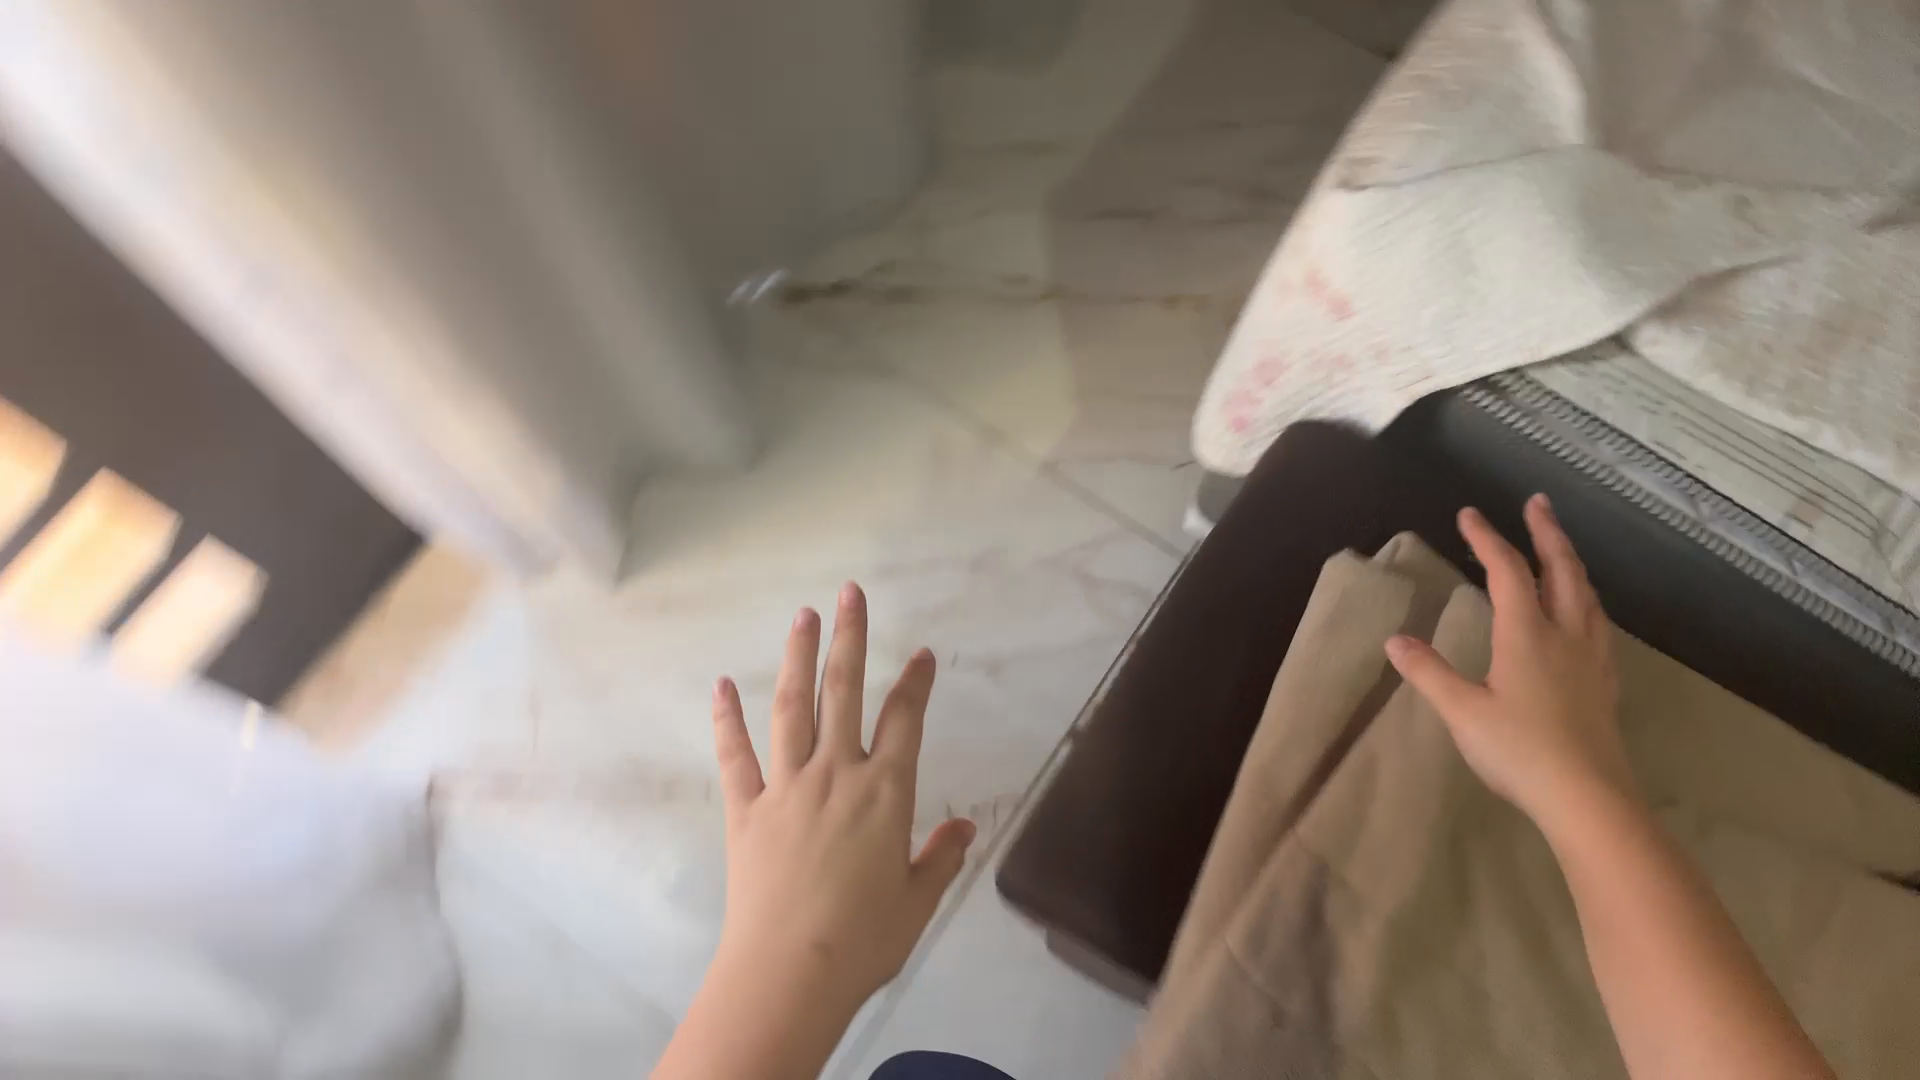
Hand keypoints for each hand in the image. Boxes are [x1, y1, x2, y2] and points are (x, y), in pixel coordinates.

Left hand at [709, 583, 975, 1011]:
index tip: (920, 652)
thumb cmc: (863, 940)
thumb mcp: (917, 900)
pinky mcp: (746, 808)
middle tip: (849, 592)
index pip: (906, 720)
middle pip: (846, 691)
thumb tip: (966, 827)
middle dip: (850, 637)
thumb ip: (942, 857)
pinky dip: (727, 718)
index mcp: (884, 791)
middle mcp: (837, 773)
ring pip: (793, 706)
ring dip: (798, 657)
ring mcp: (787, 785)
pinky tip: (721, 684)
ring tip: (802, 615)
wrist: (789, 975)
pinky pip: (735, 755)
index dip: (915, 682)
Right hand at [1385, 496, 1633, 827]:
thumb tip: (1395, 639)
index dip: (1487, 540)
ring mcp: (1591, 660)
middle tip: (1538, 504)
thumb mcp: (1461, 710)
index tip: (1468, 514)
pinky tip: (1582, 614)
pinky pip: (1598, 624)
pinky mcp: (1603, 683)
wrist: (1590, 799)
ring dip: (1571, 563)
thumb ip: (1428, 672)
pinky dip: (1585, 600)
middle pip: (1563, 572)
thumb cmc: (1519, 750)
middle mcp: (1566, 636)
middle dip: (1548, 534)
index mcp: (1527, 635)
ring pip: (1587, 596)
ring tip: (1559, 550)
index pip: (1507, 573)